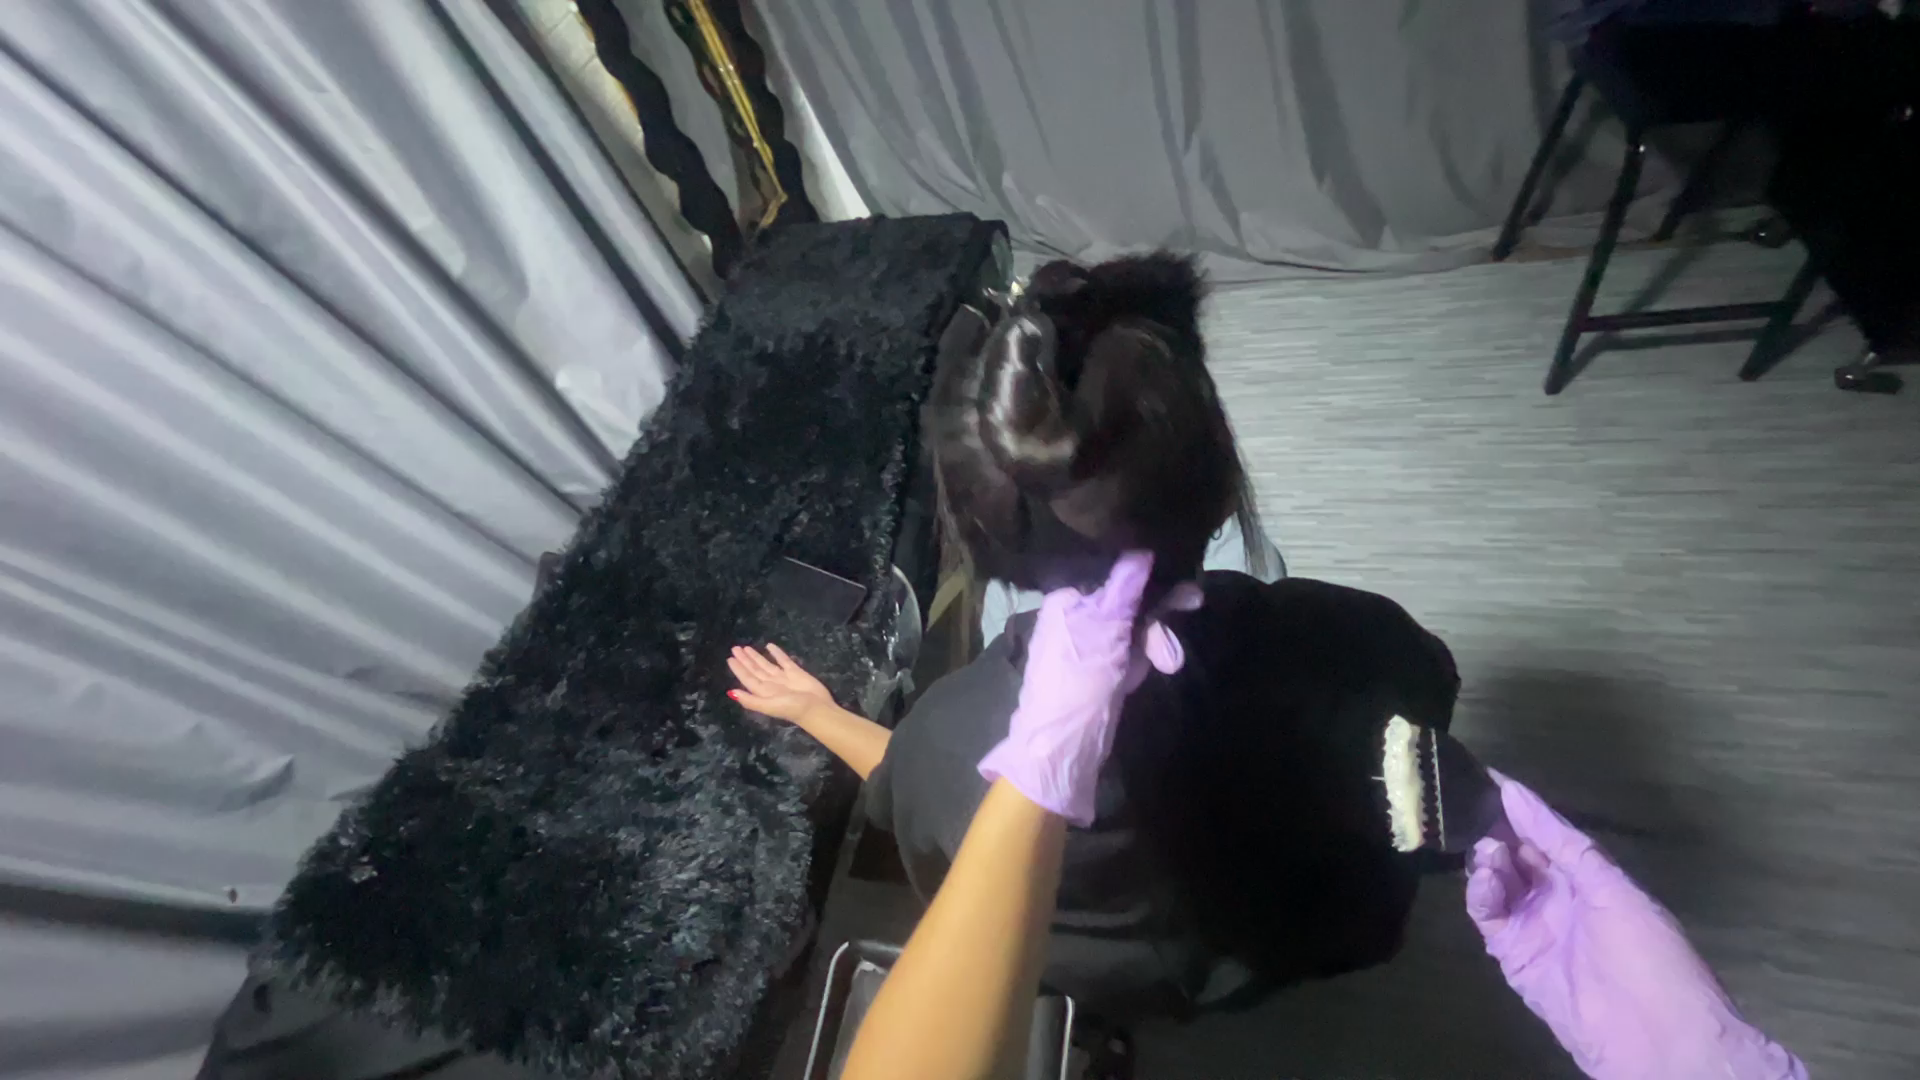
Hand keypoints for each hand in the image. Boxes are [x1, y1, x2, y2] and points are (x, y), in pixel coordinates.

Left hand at [727, 644, 835, 724]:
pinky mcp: (795, 671)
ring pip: (766, 664)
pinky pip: (783, 660)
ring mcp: (782, 677)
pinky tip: (770, 646)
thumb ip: (750, 700)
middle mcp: (770, 684)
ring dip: (756, 656)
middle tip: (735, 648)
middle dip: (745, 660)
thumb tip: (730, 692)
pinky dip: (777, 653)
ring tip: (746, 647)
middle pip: (754, 669)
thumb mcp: (768, 706)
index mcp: (762, 692)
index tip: (730, 658)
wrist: (816, 708)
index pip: (747, 678)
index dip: (739, 669)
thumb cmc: (791, 708)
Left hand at [978, 551, 1193, 824]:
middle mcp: (1074, 614)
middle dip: (1156, 620)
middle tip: (1181, 632)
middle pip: (1128, 600)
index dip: (1149, 579)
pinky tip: (1153, 668)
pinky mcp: (1099, 666)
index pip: (1113, 572)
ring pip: (1134, 626)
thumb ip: (1124, 588)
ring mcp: (1087, 642)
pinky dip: (1143, 658)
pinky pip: (1130, 650)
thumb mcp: (1106, 628)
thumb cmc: (1079, 680)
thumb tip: (1141, 549)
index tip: (1185, 589)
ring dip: (1154, 642)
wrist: (1063, 746)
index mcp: (1066, 597)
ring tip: (1168, 663)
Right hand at [1467, 771, 1805, 1079]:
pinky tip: (1487, 883)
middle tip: (1473, 814)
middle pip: (1510, 850)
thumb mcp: (1613, 888)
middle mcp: (1553, 894)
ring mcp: (1528, 921)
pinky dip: (1480, 891)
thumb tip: (1513, 791)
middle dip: (1491, 829)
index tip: (1481, 775)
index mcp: (1585, 878)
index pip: (1540, 831)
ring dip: (1486, 859)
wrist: (1658, 1040)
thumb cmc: (1649, 955)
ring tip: (1492, 856)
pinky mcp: (1508, 949)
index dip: (1515, 806)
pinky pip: (1484, 910)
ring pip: (1491, 876)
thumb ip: (1559, 841)